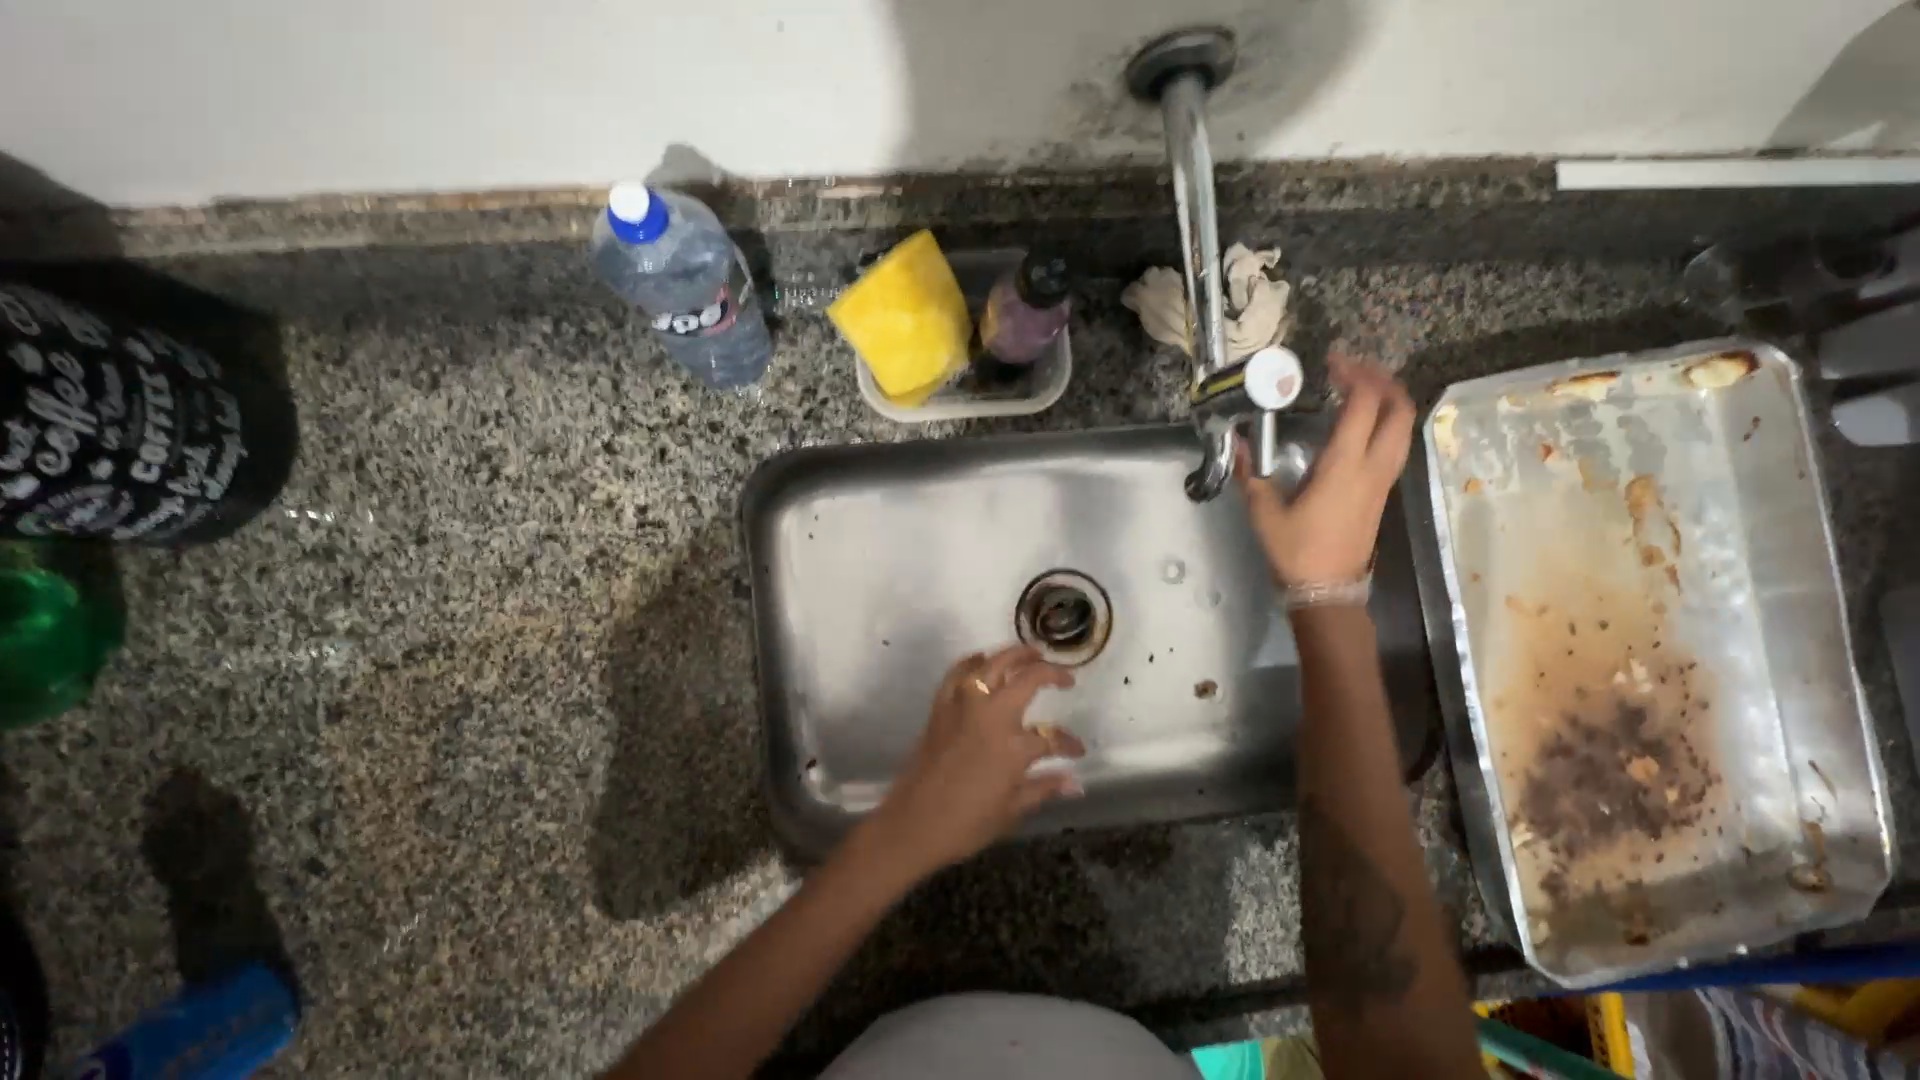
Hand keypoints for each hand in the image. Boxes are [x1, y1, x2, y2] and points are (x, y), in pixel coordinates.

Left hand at [862, 645, 1085, 878]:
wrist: (913, 823)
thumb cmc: (966, 823)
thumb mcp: (1011, 810)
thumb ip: (1044, 788)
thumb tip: (1075, 784)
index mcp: (1013, 746)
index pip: (1052, 737)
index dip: (1068, 743)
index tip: (1077, 751)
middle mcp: (991, 715)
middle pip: (1028, 680)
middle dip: (1051, 674)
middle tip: (1064, 677)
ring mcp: (963, 706)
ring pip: (993, 665)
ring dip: (1016, 654)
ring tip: (1032, 653)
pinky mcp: (940, 707)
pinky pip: (958, 673)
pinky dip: (973, 662)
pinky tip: (982, 661)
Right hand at [1237, 355, 1414, 586]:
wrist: (1328, 590)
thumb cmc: (1296, 552)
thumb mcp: (1264, 513)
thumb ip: (1252, 475)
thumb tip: (1237, 443)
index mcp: (1344, 467)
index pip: (1363, 406)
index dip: (1353, 375)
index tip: (1332, 361)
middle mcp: (1373, 468)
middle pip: (1398, 409)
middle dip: (1382, 380)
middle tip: (1354, 369)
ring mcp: (1384, 481)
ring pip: (1404, 427)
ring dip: (1390, 400)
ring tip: (1363, 388)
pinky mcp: (1383, 492)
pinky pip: (1397, 444)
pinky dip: (1387, 422)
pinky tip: (1363, 423)